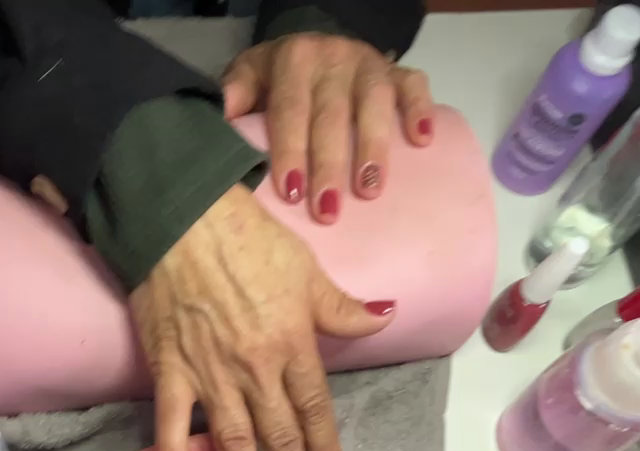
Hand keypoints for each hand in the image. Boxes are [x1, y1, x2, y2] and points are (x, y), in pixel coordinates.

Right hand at [131, 186, 392, 450]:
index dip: (324, 448)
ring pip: (234, 442)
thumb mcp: (307, 269)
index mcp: (293, 344)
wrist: (181, 216)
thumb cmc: (246, 238)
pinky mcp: (171, 371)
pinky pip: (172, 423)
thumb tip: (389, 316)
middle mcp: (256, 369)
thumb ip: (344, 308)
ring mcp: (211, 374)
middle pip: (279, 437)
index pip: (315, 408)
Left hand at [222, 32, 434, 222]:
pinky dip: (420, 110)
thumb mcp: (247, 80)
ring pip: (374, 104)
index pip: (290, 111)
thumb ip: (234, 99)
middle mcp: (332, 58)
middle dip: (329, 166)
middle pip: (331, 116)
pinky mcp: (396, 71)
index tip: (290, 192)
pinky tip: (422, 142)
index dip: (290, 152)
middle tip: (328, 211)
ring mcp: (368, 64)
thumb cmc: (274, 81)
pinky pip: (414, 85)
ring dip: (374, 148)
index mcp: (293, 61)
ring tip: (370, 190)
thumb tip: (217, 121)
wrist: (310, 50)